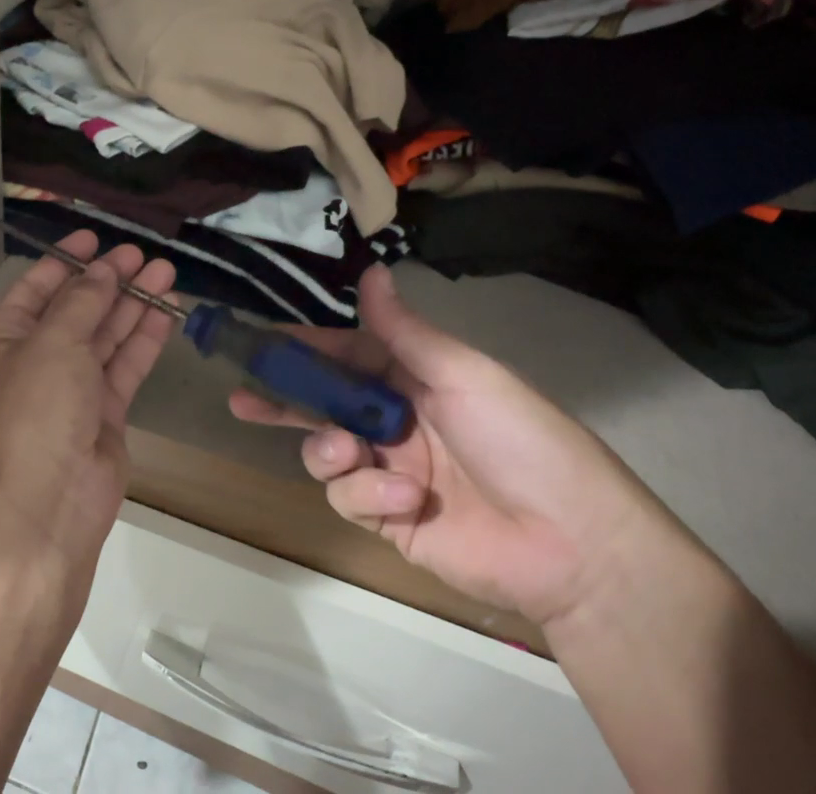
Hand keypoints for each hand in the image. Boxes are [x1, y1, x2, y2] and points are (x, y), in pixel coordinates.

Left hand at [0, 231, 177, 561]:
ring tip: (166, 273)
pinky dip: (145, 340)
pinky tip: (168, 313)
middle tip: (143, 255)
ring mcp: (73, 387)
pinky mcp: (105, 411)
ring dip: (133, 305)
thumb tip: (102, 271)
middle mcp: (38, 359)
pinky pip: (125, 365)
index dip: (65, 261)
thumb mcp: (53, 344)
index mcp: (7, 339)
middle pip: (77, 309)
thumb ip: (82, 302)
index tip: (96, 237)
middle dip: (109, 281)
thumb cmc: (38, 410)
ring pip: (106, 335)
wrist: (51, 500)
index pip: (36, 289)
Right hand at [230, 265, 695, 628]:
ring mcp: (388, 471)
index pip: (347, 356)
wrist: (573, 544)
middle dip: (283, 401)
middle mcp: (396, 422)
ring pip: (325, 452)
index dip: (305, 351)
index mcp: (416, 380)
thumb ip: (405, 333)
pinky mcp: (386, 518)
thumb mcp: (464, 375)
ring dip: (327, 449)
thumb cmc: (521, 441)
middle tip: (242, 399)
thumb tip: (370, 271)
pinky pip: (349, 498)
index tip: (261, 345)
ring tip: (344, 452)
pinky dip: (368, 494)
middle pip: (323, 405)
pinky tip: (403, 498)